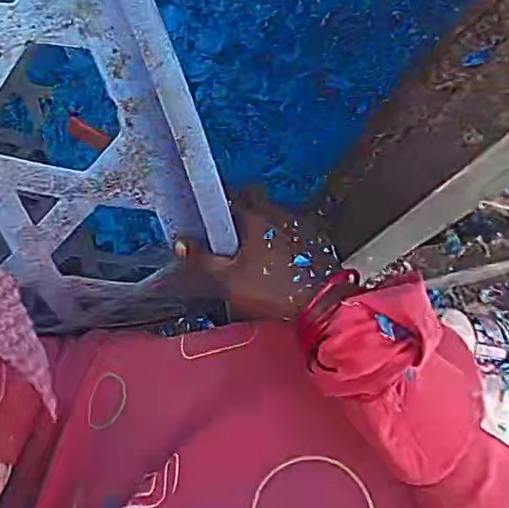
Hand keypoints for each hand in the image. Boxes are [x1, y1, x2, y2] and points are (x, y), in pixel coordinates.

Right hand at [176, 191, 343, 321]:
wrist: (327, 310)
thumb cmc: (274, 293)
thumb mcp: (229, 281)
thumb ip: (202, 261)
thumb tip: (181, 244)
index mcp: (256, 217)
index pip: (230, 196)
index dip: (216, 207)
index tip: (207, 219)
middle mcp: (281, 214)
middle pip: (254, 201)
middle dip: (240, 211)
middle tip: (228, 234)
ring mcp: (303, 226)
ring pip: (274, 216)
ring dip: (262, 226)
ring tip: (252, 251)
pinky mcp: (318, 242)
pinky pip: (292, 232)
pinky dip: (281, 240)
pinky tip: (276, 262)